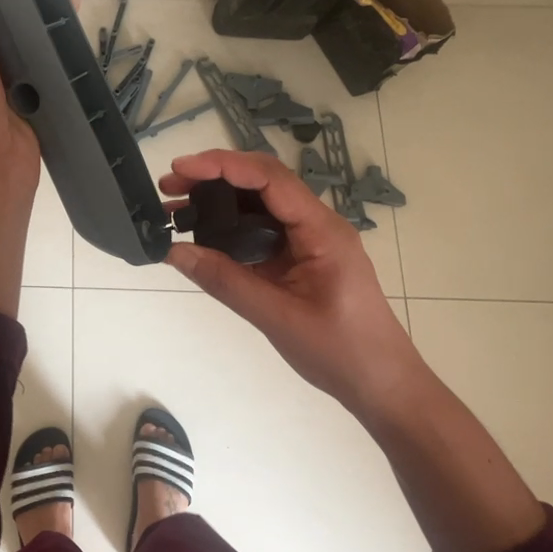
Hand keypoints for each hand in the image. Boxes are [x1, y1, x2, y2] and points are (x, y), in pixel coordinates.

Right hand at [161, 149, 428, 413]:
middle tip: (169, 186)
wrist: (383, 385)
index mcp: (321, 230)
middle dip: (214, 176)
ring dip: (219, 200)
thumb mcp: (276, 317)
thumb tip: (173, 251)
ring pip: (260, 203)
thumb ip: (224, 281)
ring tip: (176, 208)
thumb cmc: (340, 352)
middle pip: (262, 182)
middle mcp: (317, 224)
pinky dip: (230, 225)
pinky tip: (203, 236)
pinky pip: (263, 228)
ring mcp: (310, 240)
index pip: (268, 178)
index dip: (222, 165)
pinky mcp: (302, 257)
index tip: (182, 168)